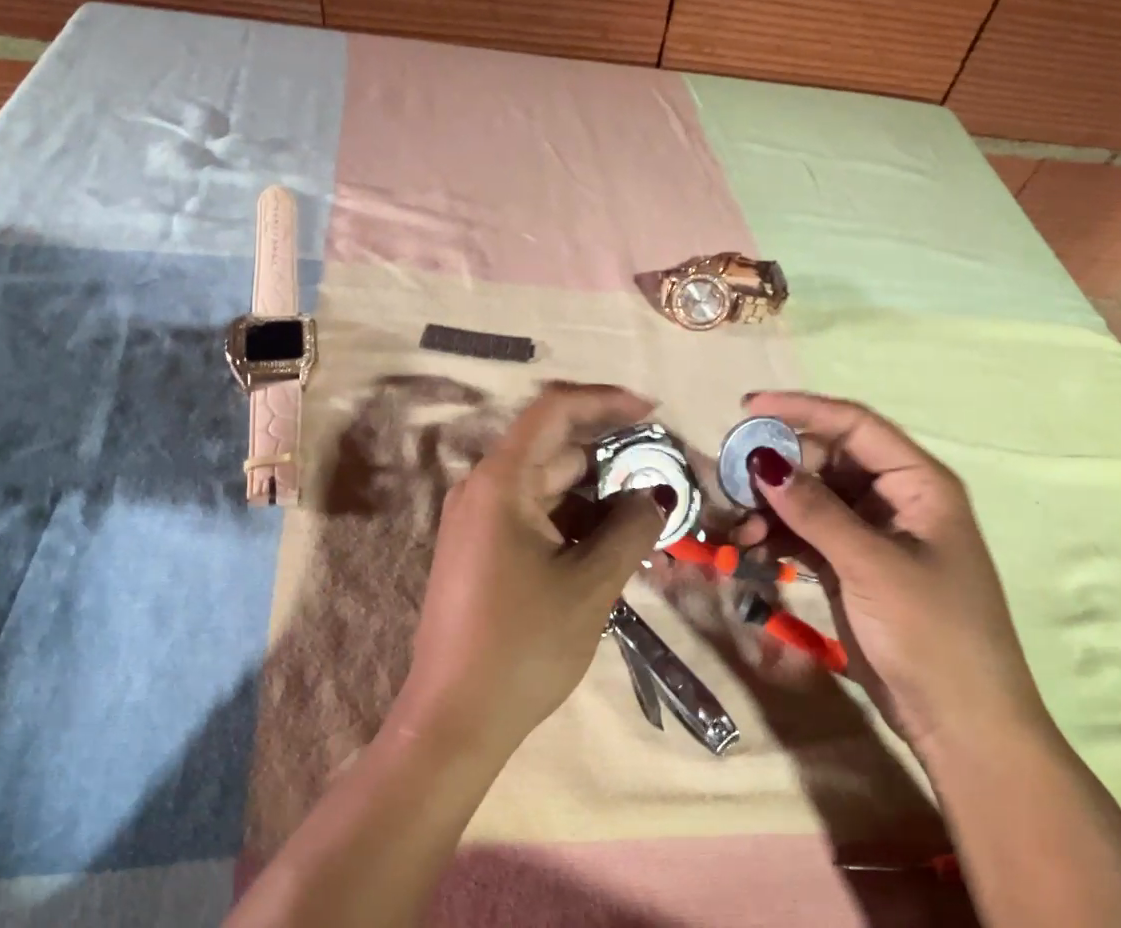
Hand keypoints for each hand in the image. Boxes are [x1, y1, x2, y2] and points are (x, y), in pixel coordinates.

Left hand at [393, 383, 667, 751]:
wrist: (455, 720)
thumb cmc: (524, 645)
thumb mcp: (591, 584)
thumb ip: (630, 528)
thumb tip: (651, 495)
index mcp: (501, 482)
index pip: (555, 411)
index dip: (606, 401)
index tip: (654, 412)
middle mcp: (483, 491)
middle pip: (555, 451)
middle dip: (613, 463)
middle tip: (665, 486)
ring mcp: (477, 523)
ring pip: (548, 489)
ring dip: (597, 500)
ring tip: (647, 526)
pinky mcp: (480, 554)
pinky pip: (535, 519)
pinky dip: (574, 525)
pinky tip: (611, 551)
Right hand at [734, 392, 1048, 756]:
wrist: (960, 721)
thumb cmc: (932, 633)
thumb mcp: (872, 566)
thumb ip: (816, 511)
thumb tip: (762, 463)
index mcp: (919, 483)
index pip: (855, 425)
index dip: (801, 410)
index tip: (746, 409)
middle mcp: (895, 499)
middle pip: (827, 459)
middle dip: (778, 466)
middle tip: (730, 481)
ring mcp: (872, 535)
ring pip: (812, 499)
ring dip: (773, 505)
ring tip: (737, 526)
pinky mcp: (853, 568)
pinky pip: (808, 534)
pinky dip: (779, 535)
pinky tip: (750, 546)